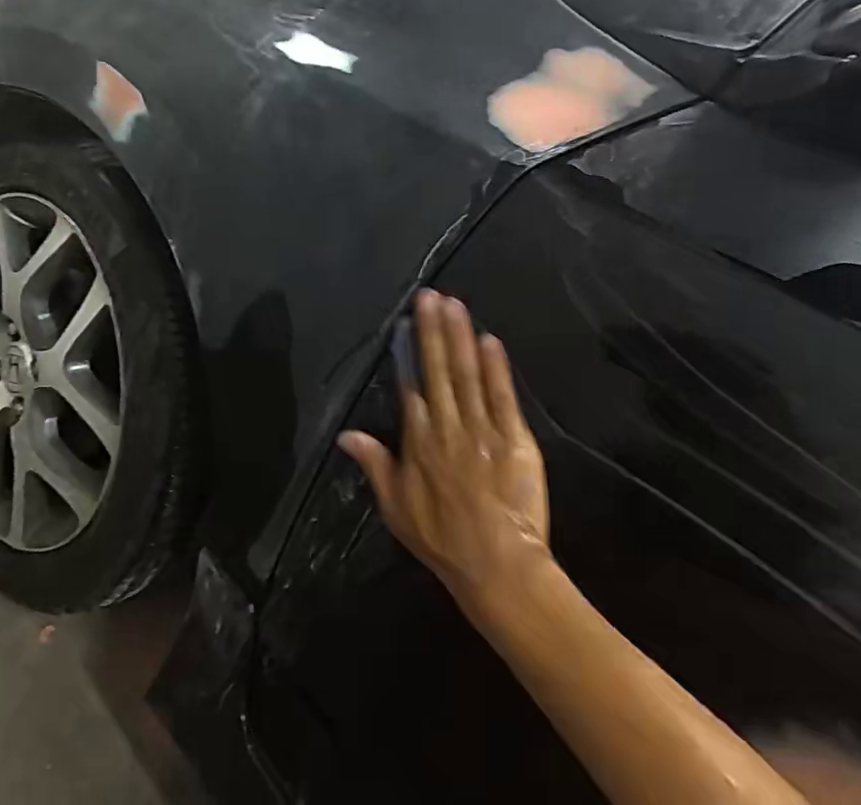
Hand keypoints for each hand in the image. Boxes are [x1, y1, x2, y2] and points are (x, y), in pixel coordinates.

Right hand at [339, 289, 551, 611]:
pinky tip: (489, 340)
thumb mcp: (395, 507)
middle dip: (433, 330)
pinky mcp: (514, 438)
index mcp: (419, 442)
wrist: (497, 564)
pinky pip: (501, 397)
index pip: (411, 387)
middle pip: (439, 370)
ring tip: (455, 305)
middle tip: (431, 295)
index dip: (408, 352)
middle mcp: (448, 426)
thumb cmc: (441, 538)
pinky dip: (496, 368)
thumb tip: (346, 434)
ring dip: (460, 337)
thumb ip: (374, 465)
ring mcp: (482, 429)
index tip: (407, 321)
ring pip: (468, 374)